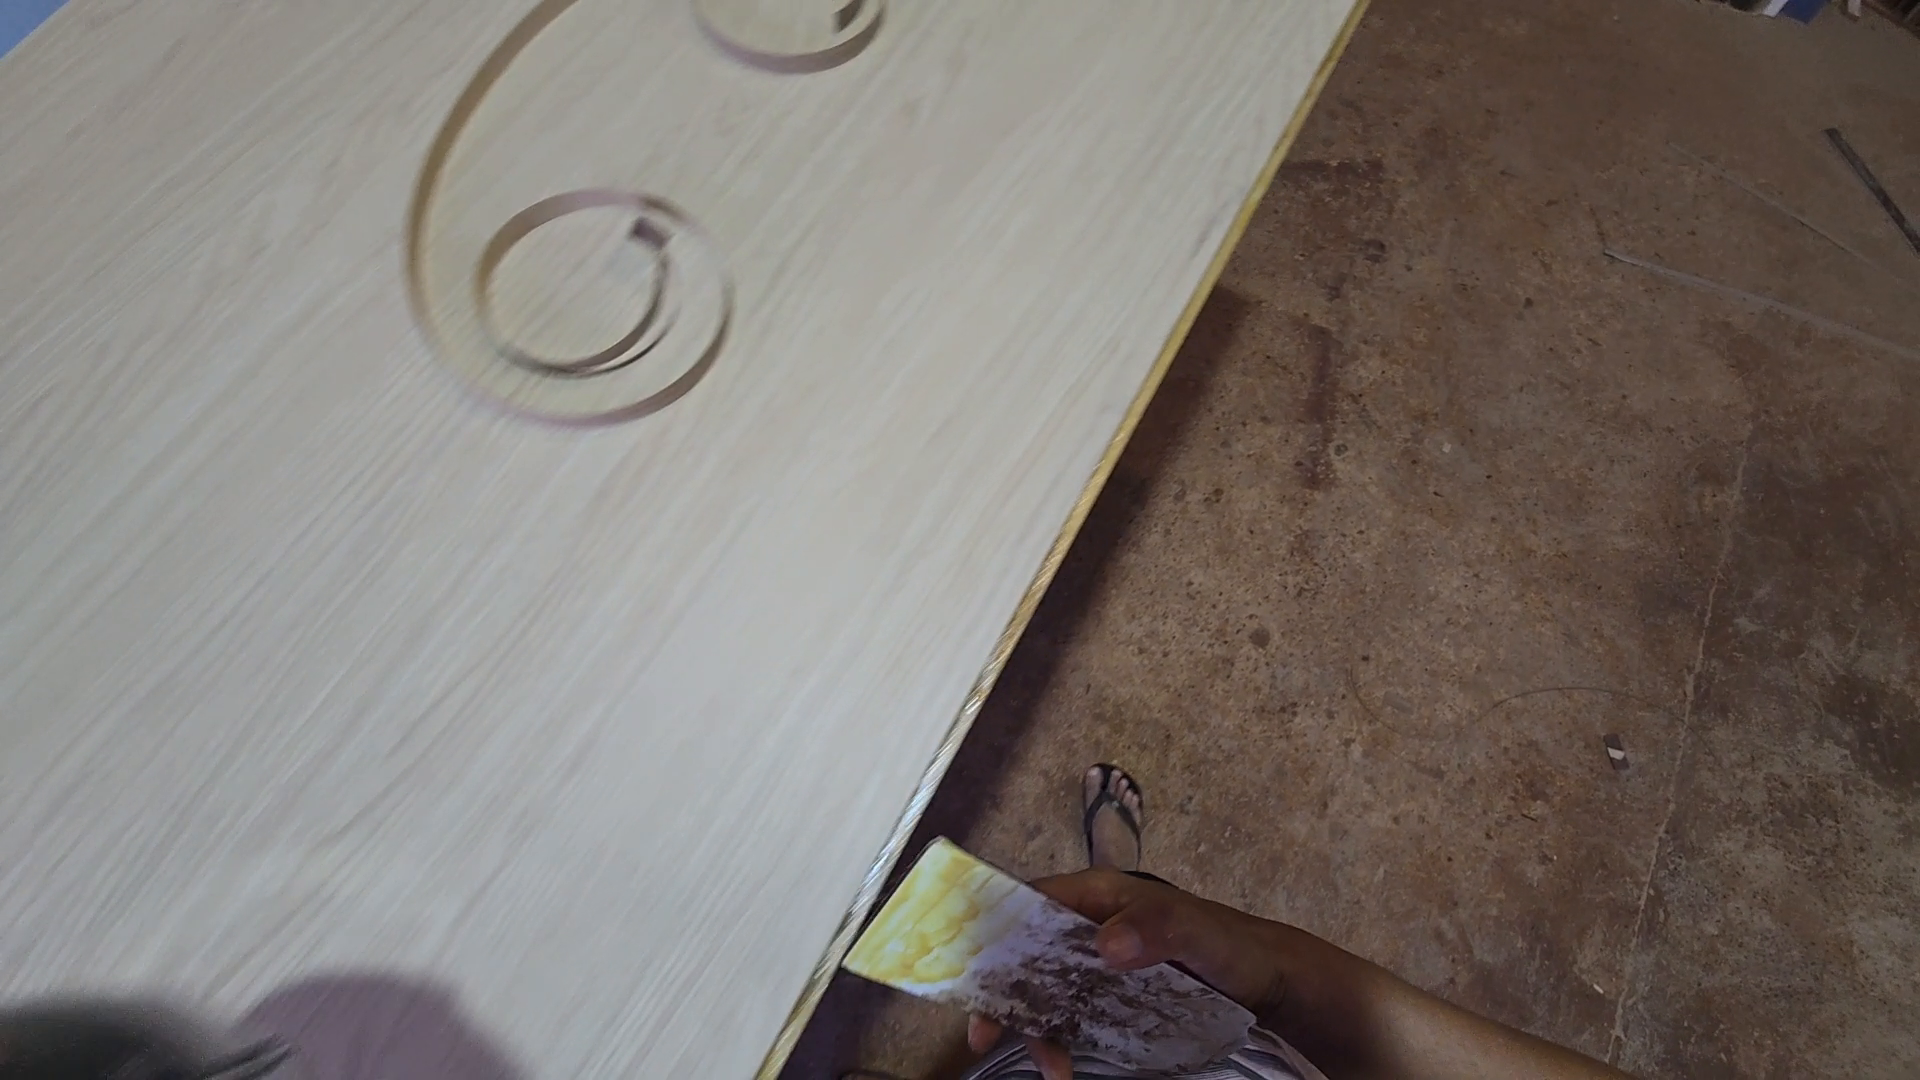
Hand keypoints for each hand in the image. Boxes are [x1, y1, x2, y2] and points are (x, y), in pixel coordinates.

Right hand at [965, 869, 1291, 1079]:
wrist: (1262, 982)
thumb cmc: (1226, 943)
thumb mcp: (1196, 930)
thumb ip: (1155, 927)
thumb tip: (1104, 946)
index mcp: (1097, 895)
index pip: (1032, 900)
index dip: (998, 929)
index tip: (976, 970)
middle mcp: (1086, 925)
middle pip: (1026, 949)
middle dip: (1003, 989)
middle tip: (985, 1033)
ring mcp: (1094, 963)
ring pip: (1042, 987)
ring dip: (1031, 1024)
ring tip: (1047, 1066)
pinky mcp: (1107, 997)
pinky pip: (1067, 1014)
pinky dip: (1055, 1039)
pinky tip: (1063, 1068)